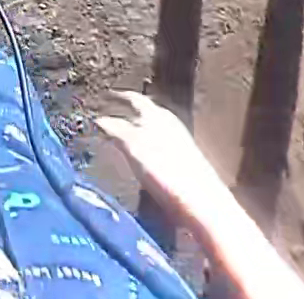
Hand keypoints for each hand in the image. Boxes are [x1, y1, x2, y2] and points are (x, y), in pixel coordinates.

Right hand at [95, 91, 221, 218]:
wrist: (206, 208)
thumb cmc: (166, 170)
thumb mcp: (131, 146)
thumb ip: (113, 129)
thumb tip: (97, 119)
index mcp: (157, 115)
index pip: (133, 98)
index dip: (116, 96)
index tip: (102, 96)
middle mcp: (170, 124)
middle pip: (144, 112)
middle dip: (125, 112)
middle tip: (108, 115)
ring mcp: (180, 145)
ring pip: (152, 130)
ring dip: (135, 130)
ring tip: (119, 137)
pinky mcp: (187, 165)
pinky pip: (159, 146)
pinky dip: (145, 146)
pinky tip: (140, 159)